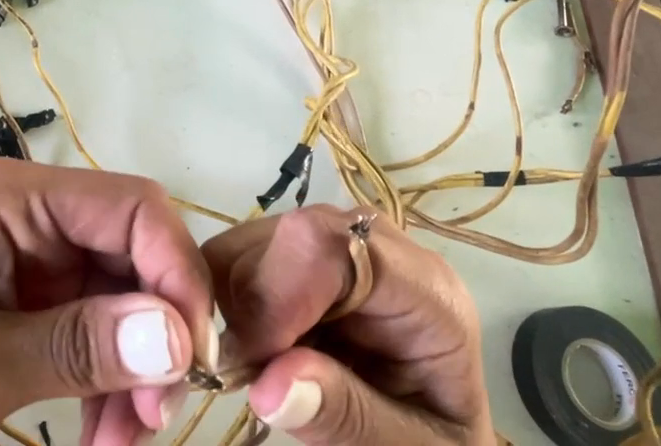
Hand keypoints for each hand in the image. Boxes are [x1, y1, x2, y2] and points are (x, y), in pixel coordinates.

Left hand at [0, 160, 214, 445]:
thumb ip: (77, 345)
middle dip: (158, 329)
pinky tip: (103, 433)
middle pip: (134, 253)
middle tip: (158, 414)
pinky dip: (113, 382)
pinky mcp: (30, 305)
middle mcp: (32, 215)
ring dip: (138, 368)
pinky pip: (98, 332)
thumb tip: (179, 334)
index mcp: (14, 197)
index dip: (176, 268)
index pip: (132, 205)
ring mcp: (33, 261)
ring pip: (125, 300)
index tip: (194, 354)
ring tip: (124, 440)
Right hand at [203, 206, 491, 443]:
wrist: (428, 441)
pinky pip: (242, 257)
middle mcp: (382, 251)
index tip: (254, 363)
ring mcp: (337, 248)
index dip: (280, 290)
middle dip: (253, 301)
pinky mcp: (303, 259)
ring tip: (262, 368)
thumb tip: (270, 384)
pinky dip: (230, 302)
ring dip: (237, 304)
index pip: (333, 245)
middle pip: (289, 235)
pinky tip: (259, 348)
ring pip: (255, 240)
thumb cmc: (430, 445)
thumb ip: (348, 416)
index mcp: (427, 291)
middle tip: (254, 376)